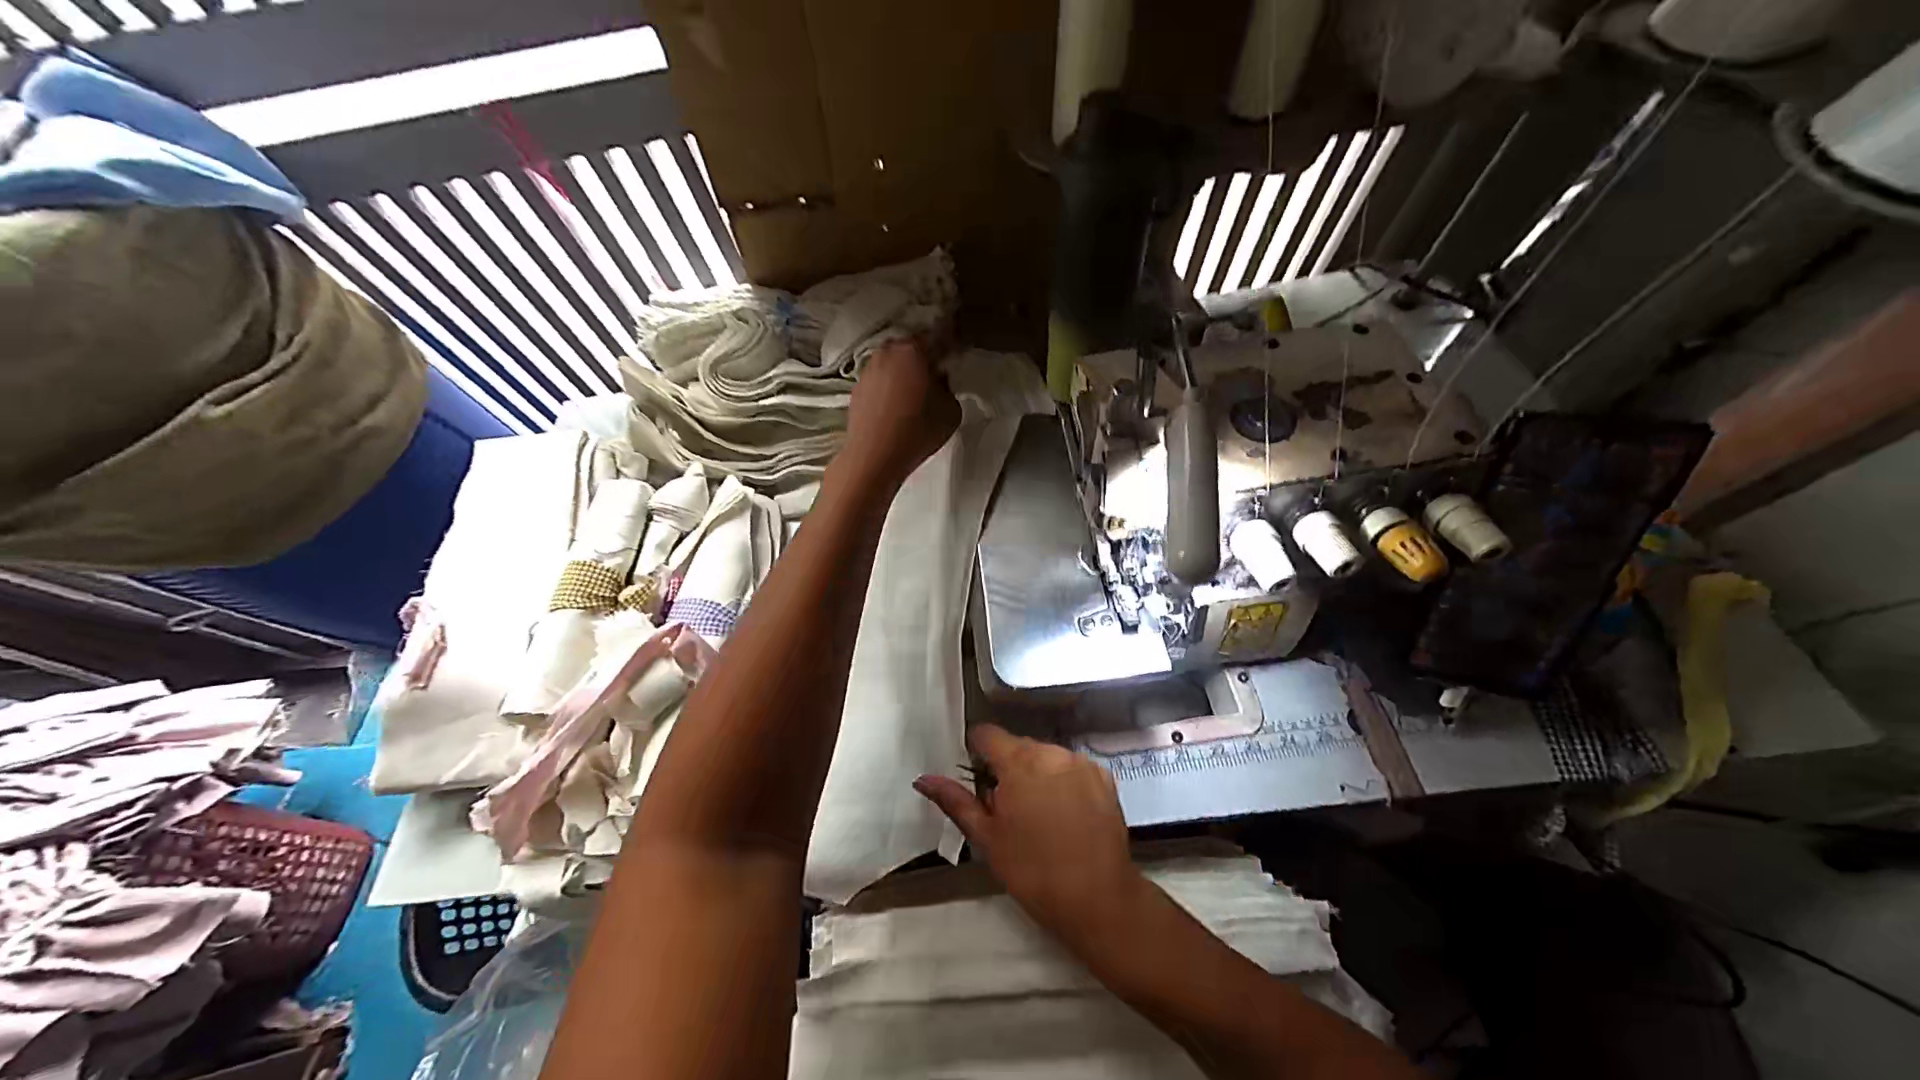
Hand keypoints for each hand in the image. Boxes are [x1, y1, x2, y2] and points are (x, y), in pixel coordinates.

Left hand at [843, 336, 960, 486]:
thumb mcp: (952, 410)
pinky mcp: (857, 389)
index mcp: (913, 351)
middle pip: (911, 347)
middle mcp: (887, 353)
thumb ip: (949, 387)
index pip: (938, 336)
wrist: (873, 457)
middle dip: (924, 356)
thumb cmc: (917, 431)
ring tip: (915, 392)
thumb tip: (938, 380)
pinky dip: (889, 386)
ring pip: (892, 363)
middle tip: (936, 373)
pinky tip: (896, 405)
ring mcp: (868, 370)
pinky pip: (880, 380)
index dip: (950, 343)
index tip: (956, 351)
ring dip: (904, 371)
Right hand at [914, 724, 1141, 940]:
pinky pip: (1073, 768)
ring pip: (1047, 756)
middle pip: (1018, 746)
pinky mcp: (1105, 778)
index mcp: (1020, 762)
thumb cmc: (1033, 871)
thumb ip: (955, 801)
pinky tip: (1066, 816)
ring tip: (1039, 816)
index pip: (987, 734)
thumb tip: (923, 779)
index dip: (976, 752)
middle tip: (1008, 810)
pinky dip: (1064, 782)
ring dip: (1037, 774)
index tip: (978, 781)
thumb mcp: (987, 838)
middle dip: (1008, 768)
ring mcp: (1082, 763)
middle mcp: (1052, 752)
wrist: (1098, 898)